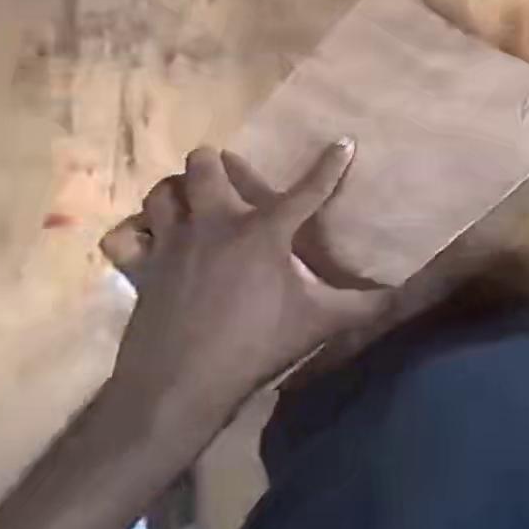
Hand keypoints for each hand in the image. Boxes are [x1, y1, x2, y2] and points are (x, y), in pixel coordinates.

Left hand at [99, 142, 389, 429]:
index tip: (345, 141)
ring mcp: (171, 244)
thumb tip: (405, 291)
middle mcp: (215, 225)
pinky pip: (123, 234)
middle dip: (216, 162)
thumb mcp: (322, 323)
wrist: (180, 387)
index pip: (308, 189)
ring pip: (161, 192)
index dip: (331, 164)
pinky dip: (135, 231)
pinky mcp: (139, 269)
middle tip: (230, 174)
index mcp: (264, 232)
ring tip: (192, 199)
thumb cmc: (258, 345)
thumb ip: (365, 304)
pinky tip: (151, 240)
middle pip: (204, 168)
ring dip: (176, 190)